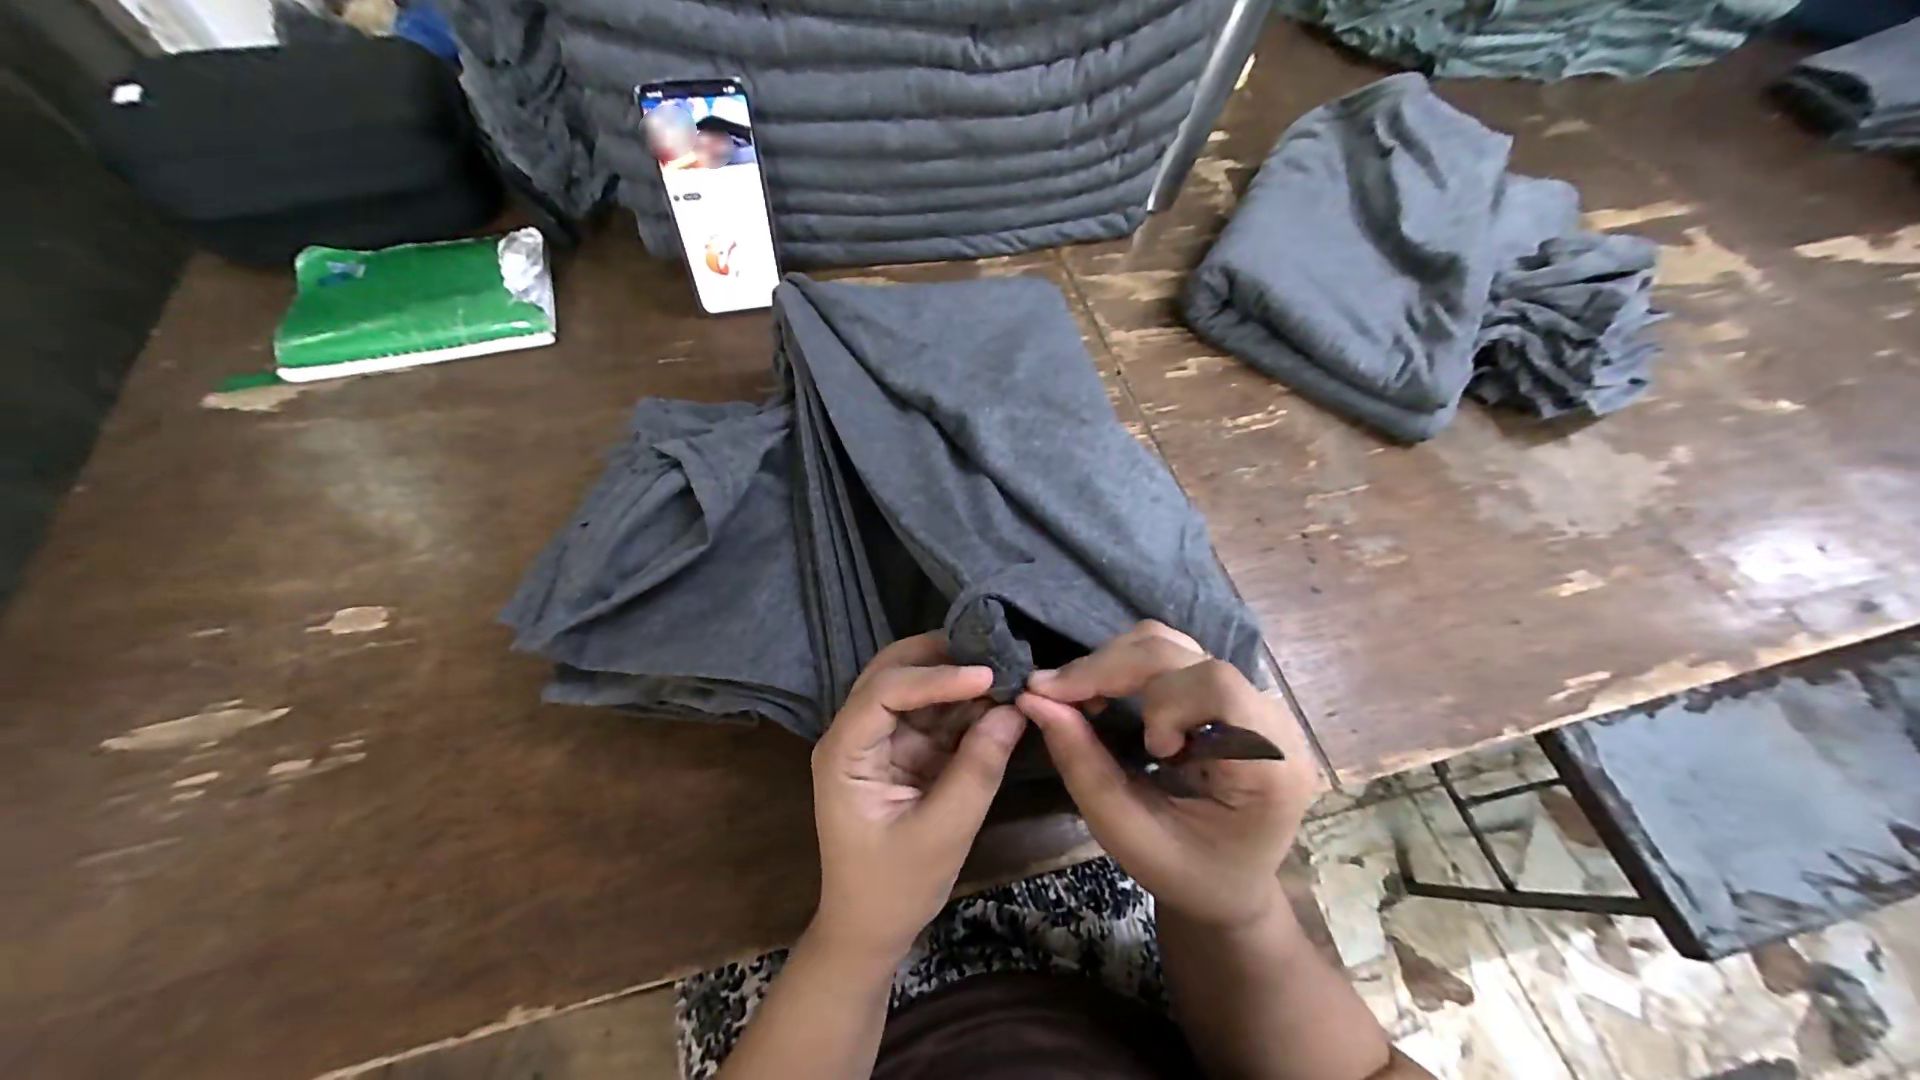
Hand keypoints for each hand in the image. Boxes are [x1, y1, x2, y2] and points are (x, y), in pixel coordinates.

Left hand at [810, 631, 1026, 959]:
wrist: (872, 927)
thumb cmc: (894, 887)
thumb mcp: (941, 834)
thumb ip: (977, 771)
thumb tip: (1015, 711)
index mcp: (845, 751)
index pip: (885, 691)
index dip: (936, 677)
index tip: (986, 675)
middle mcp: (857, 732)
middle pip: (894, 671)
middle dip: (942, 656)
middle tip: (995, 648)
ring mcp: (882, 738)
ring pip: (917, 684)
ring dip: (959, 676)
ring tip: (1007, 667)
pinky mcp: (906, 748)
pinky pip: (936, 712)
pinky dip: (967, 703)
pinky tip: (999, 697)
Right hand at [1016, 621, 1323, 928]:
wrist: (1229, 886)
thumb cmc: (1187, 873)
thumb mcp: (1128, 835)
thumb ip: (1083, 765)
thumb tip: (1033, 699)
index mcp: (1270, 766)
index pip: (1218, 687)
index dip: (1164, 699)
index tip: (1143, 746)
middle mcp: (1270, 719)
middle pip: (1184, 654)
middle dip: (1112, 667)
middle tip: (1053, 692)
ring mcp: (1249, 699)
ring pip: (1171, 644)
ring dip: (1113, 660)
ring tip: (1075, 693)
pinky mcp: (1225, 691)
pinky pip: (1170, 653)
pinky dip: (1124, 663)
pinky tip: (1101, 690)